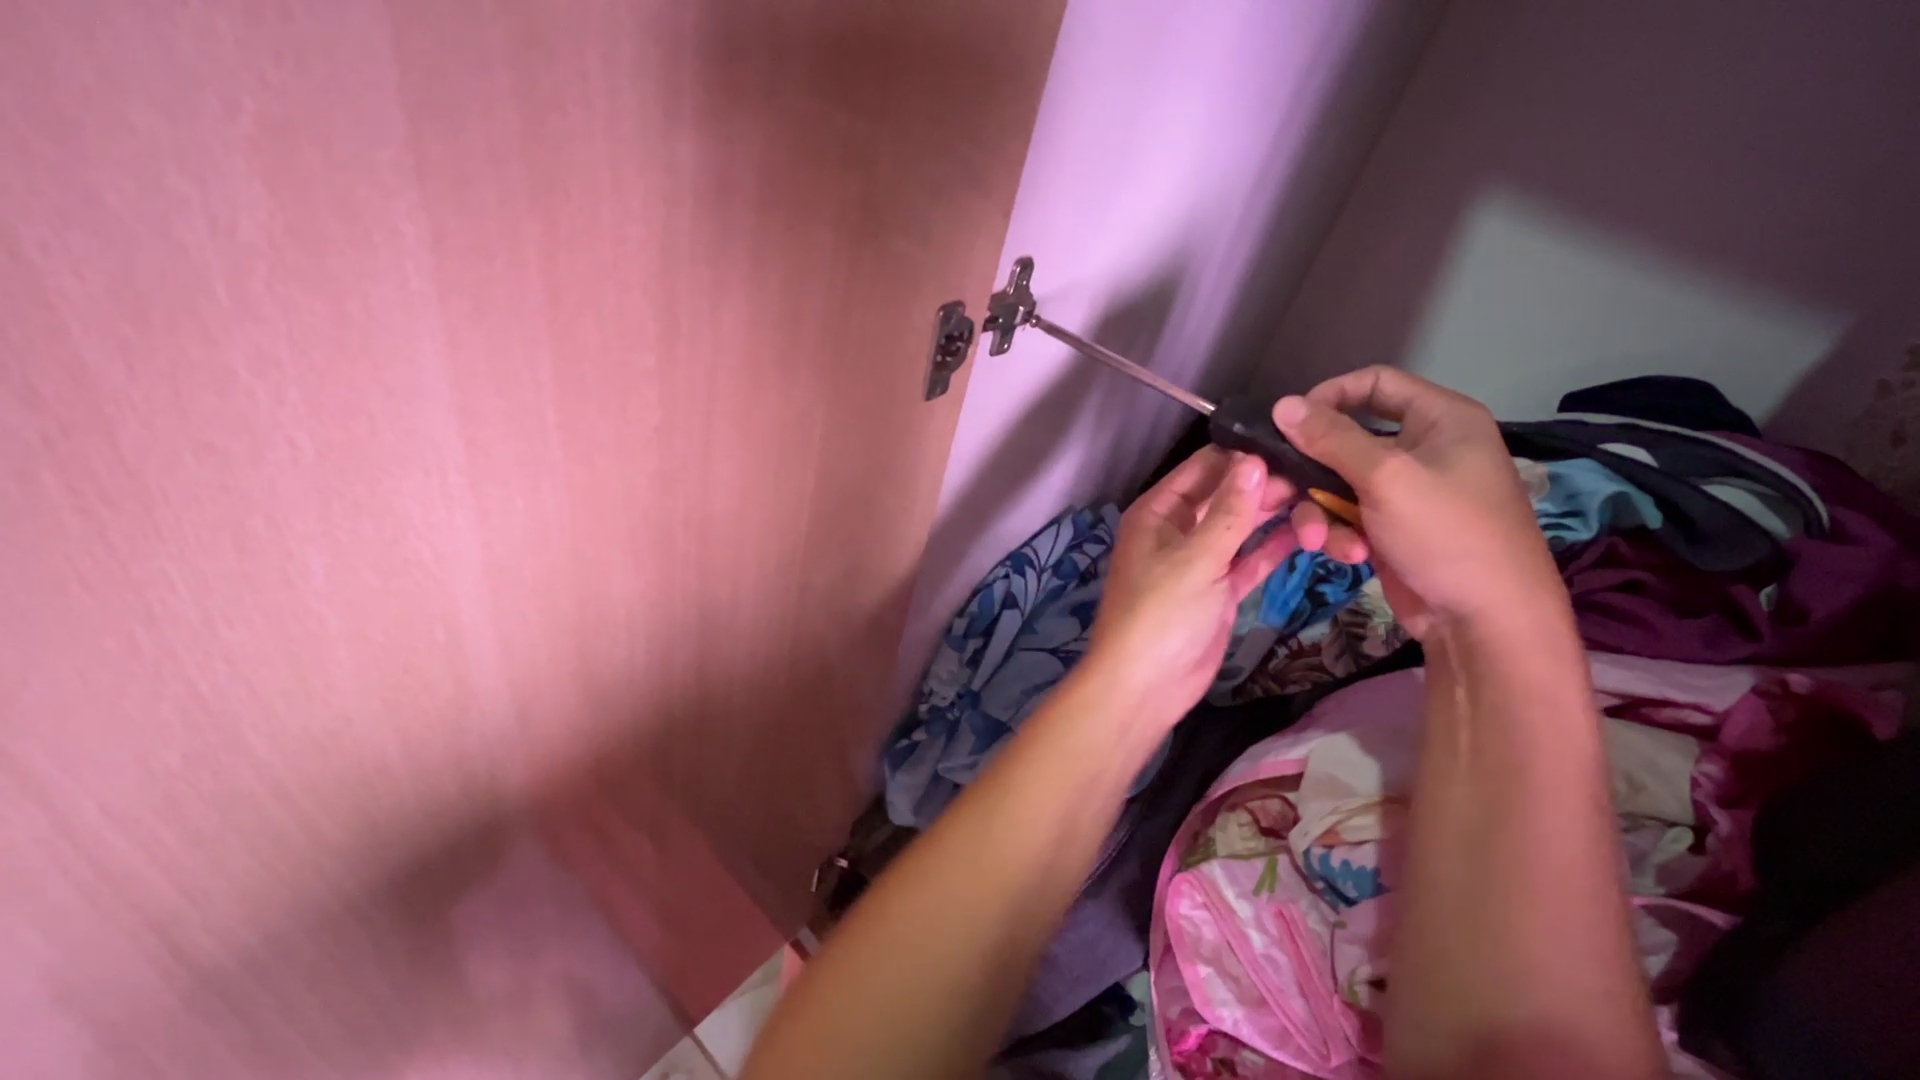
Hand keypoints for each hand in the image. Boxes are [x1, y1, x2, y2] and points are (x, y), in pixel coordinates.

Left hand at [1083, 446, 1357, 729]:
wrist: (1145, 686)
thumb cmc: (1160, 614)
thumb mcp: (1196, 558)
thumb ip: (1230, 511)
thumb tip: (1255, 459)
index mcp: (1158, 511)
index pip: (1203, 468)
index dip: (1243, 454)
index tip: (1292, 439)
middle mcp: (1178, 529)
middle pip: (1226, 495)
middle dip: (1265, 484)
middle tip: (1318, 469)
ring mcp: (1200, 560)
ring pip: (1241, 527)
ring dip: (1274, 514)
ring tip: (1321, 494)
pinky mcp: (1220, 589)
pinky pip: (1250, 560)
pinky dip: (1273, 548)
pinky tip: (1309, 531)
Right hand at [1271, 366, 1562, 638]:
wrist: (1485, 621)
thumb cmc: (1446, 533)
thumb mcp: (1385, 478)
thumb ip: (1330, 438)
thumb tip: (1282, 404)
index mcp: (1440, 419)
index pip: (1374, 383)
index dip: (1329, 397)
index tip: (1289, 423)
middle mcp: (1424, 448)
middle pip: (1346, 440)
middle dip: (1312, 472)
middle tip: (1278, 492)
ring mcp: (1408, 492)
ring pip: (1339, 484)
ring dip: (1320, 512)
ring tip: (1315, 540)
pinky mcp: (1392, 528)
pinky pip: (1349, 516)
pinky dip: (1340, 534)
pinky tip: (1348, 556)